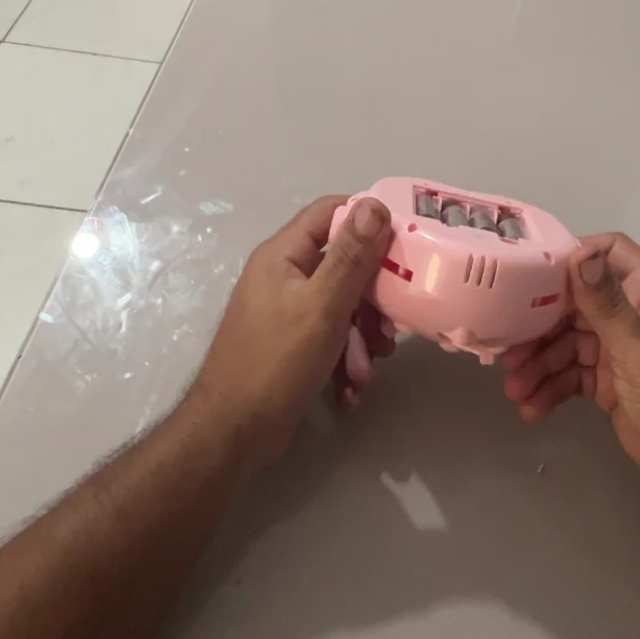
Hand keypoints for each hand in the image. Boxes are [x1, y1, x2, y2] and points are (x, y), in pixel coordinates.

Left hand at [186, 195, 392, 467]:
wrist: (234, 434)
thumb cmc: (276, 361)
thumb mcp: (322, 305)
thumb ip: (351, 256)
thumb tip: (374, 204)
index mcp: (283, 255)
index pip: (330, 211)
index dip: (368, 220)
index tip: (405, 242)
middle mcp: (284, 276)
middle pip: (343, 265)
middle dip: (372, 299)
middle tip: (391, 327)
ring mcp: (286, 311)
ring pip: (342, 307)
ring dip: (361, 339)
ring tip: (366, 371)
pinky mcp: (292, 344)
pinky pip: (331, 338)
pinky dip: (346, 361)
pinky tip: (350, 390)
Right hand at [501, 233, 639, 510]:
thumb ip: (606, 304)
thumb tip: (577, 252)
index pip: (611, 254)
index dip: (574, 256)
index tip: (531, 272)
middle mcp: (633, 318)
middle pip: (577, 303)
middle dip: (540, 323)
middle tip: (507, 344)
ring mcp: (622, 353)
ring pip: (569, 344)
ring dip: (540, 364)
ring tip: (514, 390)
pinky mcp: (612, 387)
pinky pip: (573, 377)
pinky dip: (552, 390)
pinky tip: (532, 409)